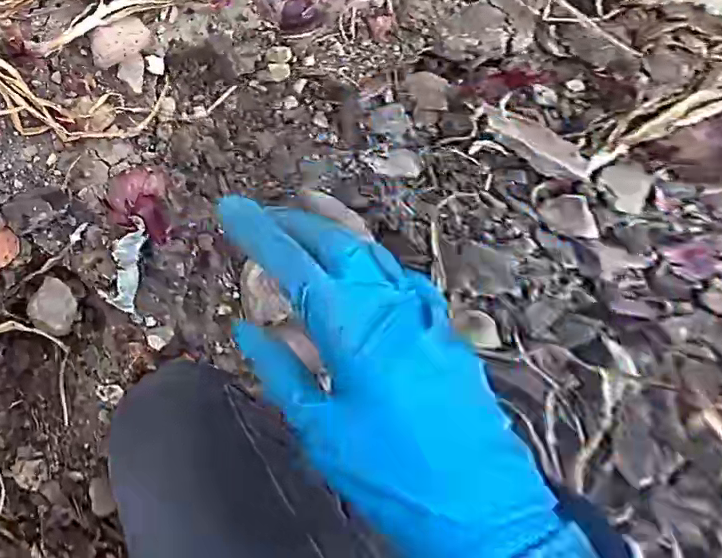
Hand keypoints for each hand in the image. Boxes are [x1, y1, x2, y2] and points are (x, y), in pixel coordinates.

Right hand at [219, 195, 567, 557]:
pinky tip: (358, 261)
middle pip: (330, 238)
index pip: (288, 258)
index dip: (254, 229)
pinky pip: (395, 271)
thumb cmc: (395, 477)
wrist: (491, 514)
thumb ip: (281, 372)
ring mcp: (418, 308)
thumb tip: (247, 330)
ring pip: (367, 246)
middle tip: (260, 214)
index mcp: (347, 321)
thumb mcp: (322, 431)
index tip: (230, 207)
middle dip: (291, 219)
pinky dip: (366, 254)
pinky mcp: (441, 324)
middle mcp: (384, 300)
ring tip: (302, 212)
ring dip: (329, 227)